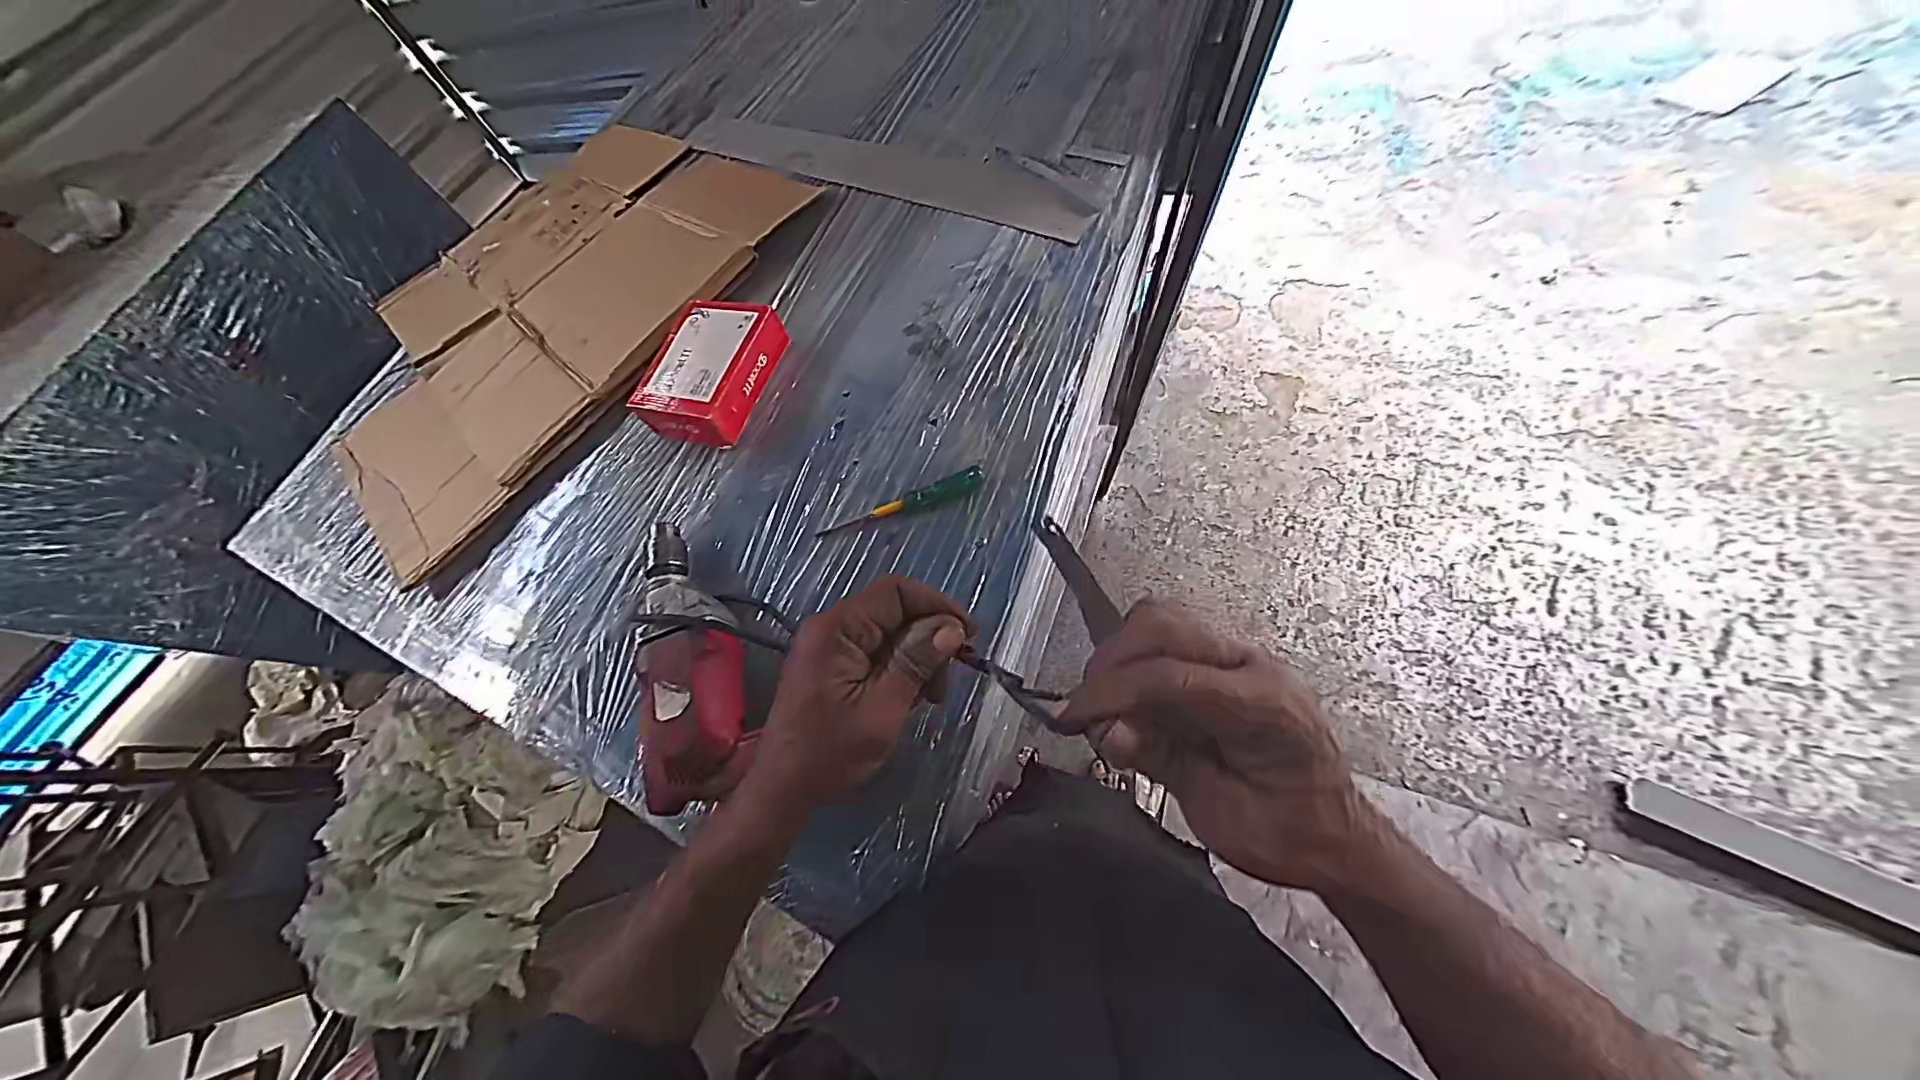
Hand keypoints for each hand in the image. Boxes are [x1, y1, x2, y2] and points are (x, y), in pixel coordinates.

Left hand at [743, 575, 972, 813]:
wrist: (782, 789)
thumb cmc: (829, 753)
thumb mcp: (882, 709)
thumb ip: (916, 663)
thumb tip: (951, 627)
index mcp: (837, 629)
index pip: (896, 591)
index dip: (937, 605)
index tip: (967, 634)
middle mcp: (833, 627)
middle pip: (897, 611)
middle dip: (930, 639)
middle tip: (947, 679)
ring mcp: (833, 646)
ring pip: (893, 632)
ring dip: (919, 658)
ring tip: (929, 698)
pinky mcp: (836, 664)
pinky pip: (879, 652)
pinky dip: (902, 670)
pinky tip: (910, 698)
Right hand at [1056, 599, 1369, 890]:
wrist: (1333, 834)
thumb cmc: (1290, 834)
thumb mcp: (1222, 815)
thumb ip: (1164, 762)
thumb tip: (1108, 730)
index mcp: (1264, 706)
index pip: (1168, 675)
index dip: (1110, 691)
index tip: (1074, 714)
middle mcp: (1254, 668)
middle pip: (1162, 624)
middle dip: (1109, 661)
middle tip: (1084, 707)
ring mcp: (1240, 659)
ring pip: (1163, 619)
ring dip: (1119, 653)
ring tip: (1103, 702)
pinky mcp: (1223, 662)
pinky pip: (1169, 636)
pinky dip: (1134, 657)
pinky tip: (1126, 695)